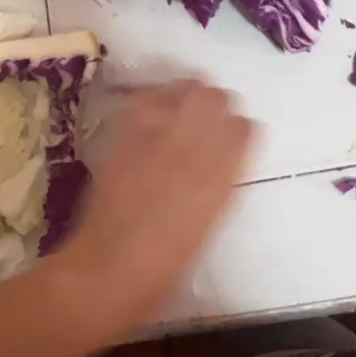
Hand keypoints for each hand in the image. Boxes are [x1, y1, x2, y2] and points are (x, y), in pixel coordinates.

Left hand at [45, 80, 253, 333]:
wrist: (110, 267)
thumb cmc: (165, 264)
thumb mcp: (209, 224)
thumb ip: (219, 185)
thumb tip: (221, 162)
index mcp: (223, 178)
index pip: (246, 129)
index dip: (239, 130)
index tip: (231, 137)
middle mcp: (196, 149)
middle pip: (217, 98)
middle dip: (215, 103)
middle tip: (205, 117)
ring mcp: (160, 136)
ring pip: (186, 89)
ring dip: (188, 94)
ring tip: (181, 107)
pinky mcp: (128, 132)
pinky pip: (148, 97)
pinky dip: (155, 96)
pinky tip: (153, 110)